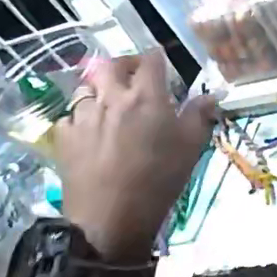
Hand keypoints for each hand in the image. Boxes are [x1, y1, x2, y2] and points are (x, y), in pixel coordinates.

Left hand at [51, 51, 219, 263]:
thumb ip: (200, 115)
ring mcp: (83, 115)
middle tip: (134, 76)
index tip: (164, 65)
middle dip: (124, 64)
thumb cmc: (159, 179)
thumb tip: (212, 94)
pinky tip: (89, 131)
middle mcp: (112, 97)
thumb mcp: (191, 147)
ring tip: (110, 103)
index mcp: (146, 96)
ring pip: (87, 87)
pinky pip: (70, 116)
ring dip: (100, 89)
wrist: (112, 218)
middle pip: (111, 64)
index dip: (158, 58)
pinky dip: (81, 117)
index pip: (152, 60)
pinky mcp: (64, 136)